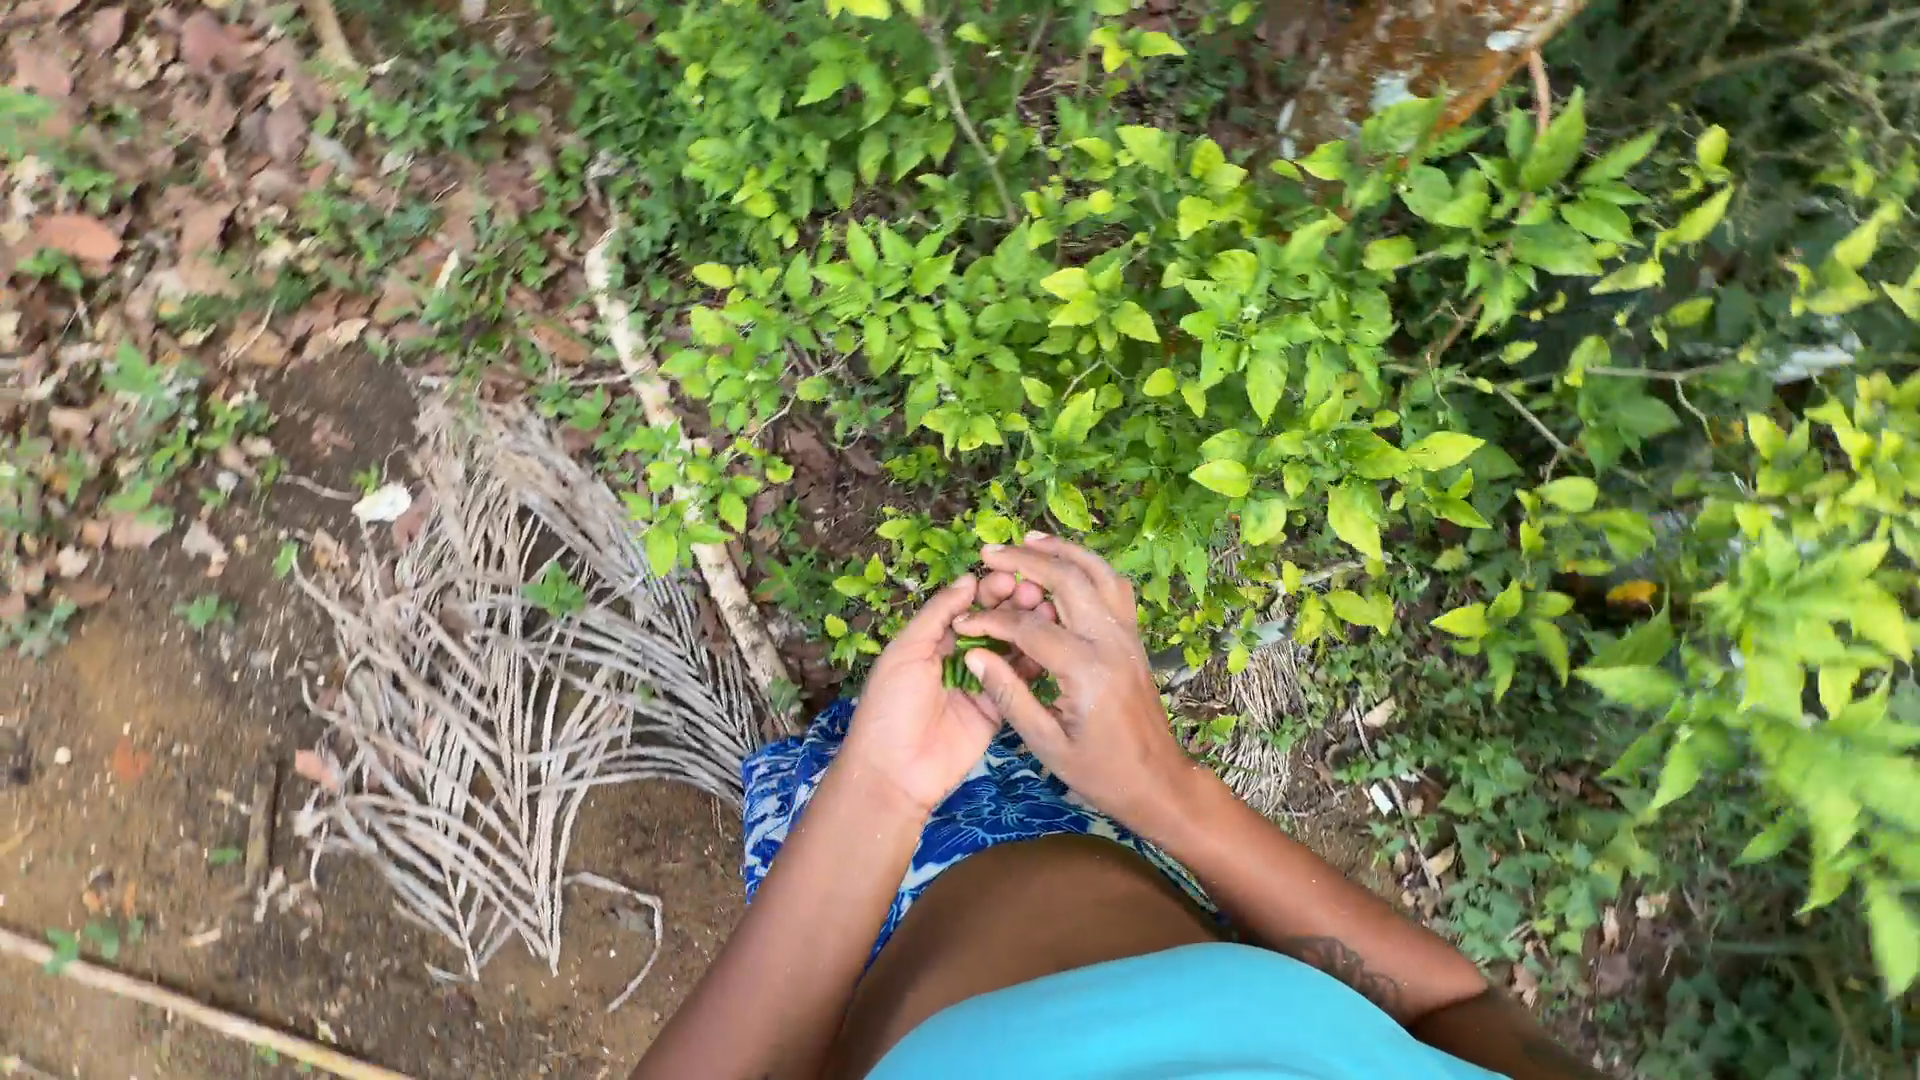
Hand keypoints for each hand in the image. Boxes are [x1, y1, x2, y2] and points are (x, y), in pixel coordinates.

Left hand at [840, 575, 1048, 815]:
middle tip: (1034, 591)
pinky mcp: (998, 709)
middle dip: (1012, 606)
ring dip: (1027, 629)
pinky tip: (1051, 644)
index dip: (988, 592)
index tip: (1012, 577)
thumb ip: (938, 614)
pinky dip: (1033, 663)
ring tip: (1047, 610)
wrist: (896, 771)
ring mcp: (981, 683)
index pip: (967, 607)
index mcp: (934, 640)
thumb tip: (968, 579)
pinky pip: (1018, 682)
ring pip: (1009, 649)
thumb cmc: (891, 704)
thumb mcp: (906, 651)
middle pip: (992, 624)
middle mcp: (960, 657)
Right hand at [953, 533, 1195, 828]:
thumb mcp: (1046, 744)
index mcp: (1086, 669)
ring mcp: (1128, 635)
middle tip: (990, 552)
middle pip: (1067, 580)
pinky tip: (1067, 565)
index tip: (964, 623)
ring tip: (1029, 539)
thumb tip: (974, 655)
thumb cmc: (1100, 772)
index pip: (1028, 627)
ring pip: (1098, 572)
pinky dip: (1089, 567)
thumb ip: (1009, 694)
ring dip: (1063, 551)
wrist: (1159, 782)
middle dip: (1025, 560)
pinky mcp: (1134, 637)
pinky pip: (1114, 587)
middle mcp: (1111, 641)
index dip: (990, 620)